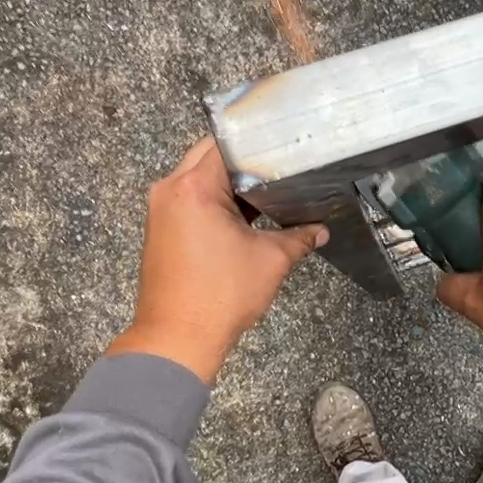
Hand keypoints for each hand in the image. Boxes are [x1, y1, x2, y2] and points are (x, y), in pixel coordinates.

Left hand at [106, 136, 325, 382]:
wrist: (178, 337)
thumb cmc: (219, 297)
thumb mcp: (271, 260)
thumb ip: (299, 238)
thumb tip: (320, 231)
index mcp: (193, 189)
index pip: (226, 145)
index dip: (257, 146)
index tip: (282, 150)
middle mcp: (170, 191)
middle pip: (210, 158)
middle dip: (244, 166)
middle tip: (280, 172)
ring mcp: (162, 210)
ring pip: (200, 179)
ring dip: (231, 186)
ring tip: (269, 194)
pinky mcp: (163, 229)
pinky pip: (191, 201)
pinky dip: (216, 203)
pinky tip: (247, 218)